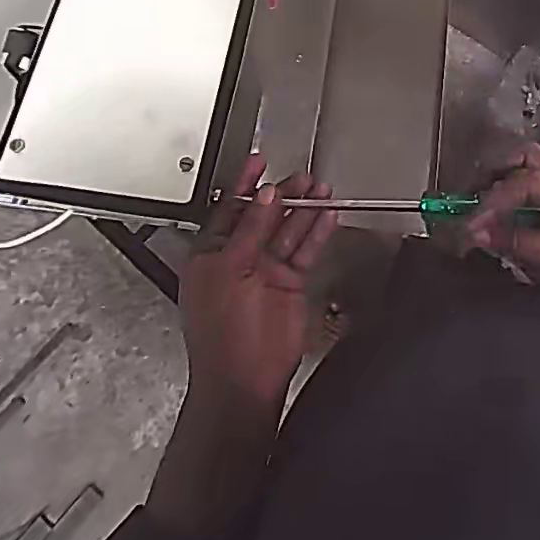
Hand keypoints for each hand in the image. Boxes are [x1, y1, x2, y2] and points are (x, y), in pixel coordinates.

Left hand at [180, 154, 339, 418]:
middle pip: (264, 215)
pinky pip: (304, 250)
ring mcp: (265, 269)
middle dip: (283, 194)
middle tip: (301, 177)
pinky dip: (316, 233)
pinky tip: (327, 216)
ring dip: (304, 209)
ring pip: (288, 230)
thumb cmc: (222, 333)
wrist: (244, 378)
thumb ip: (250, 230)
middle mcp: (239, 257)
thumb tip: (264, 196)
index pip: (231, 208)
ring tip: (320, 188)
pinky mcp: (290, 282)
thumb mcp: (230, 270)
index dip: (245, 184)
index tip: (258, 162)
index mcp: (212, 252)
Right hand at [461, 144, 539, 334]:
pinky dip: (512, 215)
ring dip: (502, 195)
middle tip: (472, 203)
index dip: (494, 201)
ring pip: (527, 181)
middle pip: (525, 164)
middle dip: (495, 179)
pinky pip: (533, 207)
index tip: (471, 223)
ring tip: (481, 218)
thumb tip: (475, 231)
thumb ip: (518, 241)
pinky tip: (501, 231)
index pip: (526, 181)